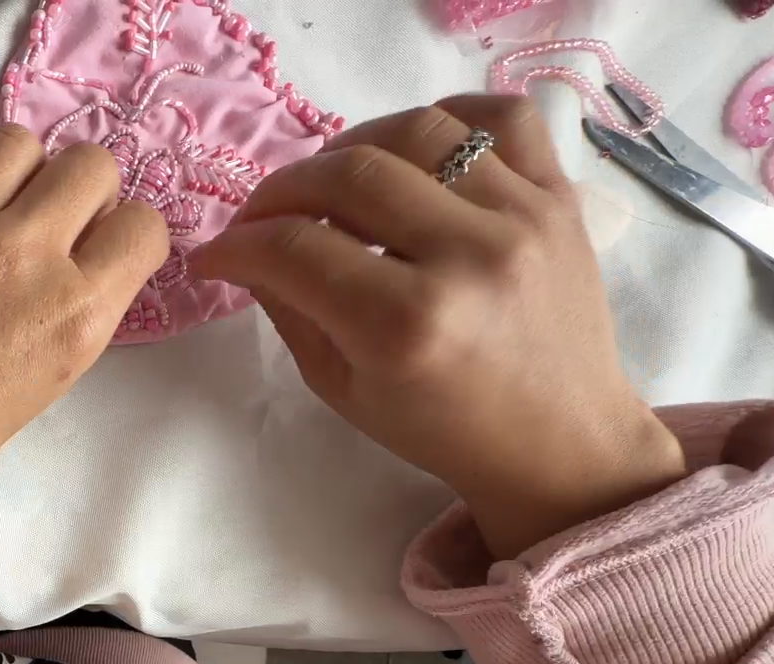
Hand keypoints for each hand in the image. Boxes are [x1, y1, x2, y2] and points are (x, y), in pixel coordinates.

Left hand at [0, 126, 167, 608]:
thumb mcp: (28, 402)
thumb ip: (55, 331)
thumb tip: (55, 287)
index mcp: (71, 314)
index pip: (142, 228)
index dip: (123, 240)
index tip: (98, 257)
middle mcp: (23, 254)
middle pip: (89, 165)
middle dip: (80, 194)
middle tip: (45, 232)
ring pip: (13, 142)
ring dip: (13, 173)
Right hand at [191, 95, 685, 557]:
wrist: (554, 436)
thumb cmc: (432, 426)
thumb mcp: (336, 385)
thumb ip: (288, 310)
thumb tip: (245, 256)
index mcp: (400, 325)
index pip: (293, 251)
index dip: (235, 246)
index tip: (212, 256)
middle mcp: (465, 256)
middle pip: (349, 177)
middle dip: (277, 191)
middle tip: (255, 219)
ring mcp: (523, 216)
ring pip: (417, 132)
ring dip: (346, 150)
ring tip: (322, 185)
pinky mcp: (560, 196)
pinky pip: (501, 117)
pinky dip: (440, 120)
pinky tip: (404, 155)